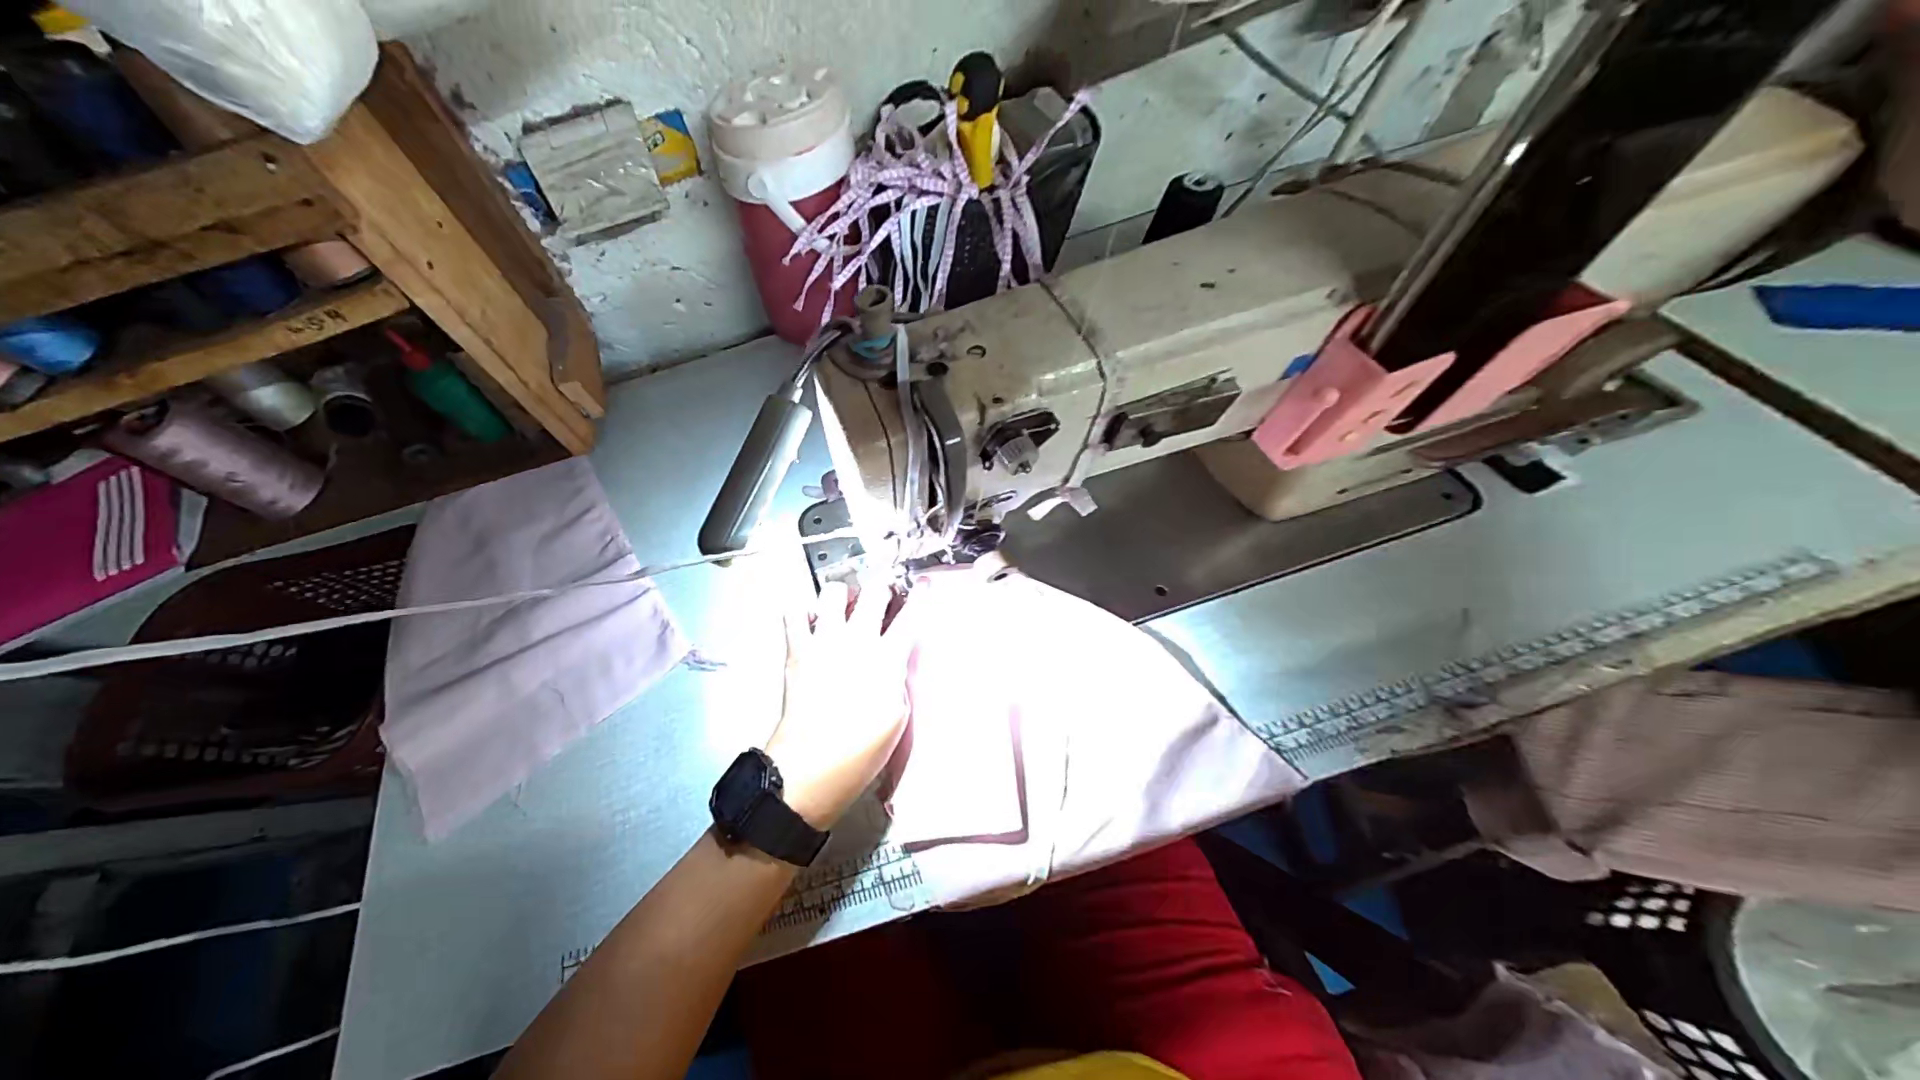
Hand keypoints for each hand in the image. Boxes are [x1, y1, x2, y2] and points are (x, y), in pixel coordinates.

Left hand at [764, 577, 911, 829]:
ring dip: (843, 593)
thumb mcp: (897, 717)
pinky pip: (795, 615)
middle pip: (875, 591)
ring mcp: (825, 642)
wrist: (811, 767)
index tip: (922, 586)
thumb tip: (894, 664)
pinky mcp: (797, 651)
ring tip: (845, 603)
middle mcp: (857, 642)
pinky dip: (803, 611)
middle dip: (883, 585)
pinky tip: (811, 619)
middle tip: (883, 590)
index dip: (920, 596)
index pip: (912, 616)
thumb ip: (897, 680)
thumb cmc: (858, 751)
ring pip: (834, 592)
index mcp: (888, 658)